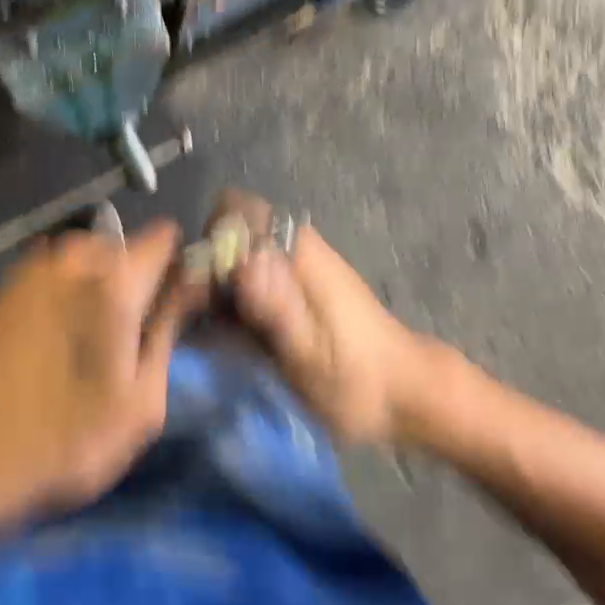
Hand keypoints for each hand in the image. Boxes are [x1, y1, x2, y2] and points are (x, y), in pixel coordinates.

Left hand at [0, 220, 198, 521]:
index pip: (165, 238)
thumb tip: (190, 286)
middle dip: (138, 279)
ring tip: (94, 341)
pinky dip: (70, 291)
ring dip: (101, 285)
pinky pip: (60, 272)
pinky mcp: (10, 283)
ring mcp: (36, 266)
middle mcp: (75, 258)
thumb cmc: (67, 440)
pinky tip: (60, 338)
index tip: (178, 300)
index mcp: (115, 281)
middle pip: (127, 247)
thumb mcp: (142, 403)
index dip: (177, 265)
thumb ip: (169, 331)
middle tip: (133, 333)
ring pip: (91, 259)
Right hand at [221, 190, 431, 444]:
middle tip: (201, 322)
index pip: (234, 208)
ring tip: (214, 337)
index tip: (199, 286)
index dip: (207, 240)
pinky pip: (251, 282)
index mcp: (297, 252)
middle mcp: (294, 249)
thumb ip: (275, 307)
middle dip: (206, 271)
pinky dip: (235, 306)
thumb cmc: (357, 380)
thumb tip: (241, 261)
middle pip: (229, 236)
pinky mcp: (298, 291)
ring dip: (217, 292)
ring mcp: (297, 269)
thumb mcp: (310, 353)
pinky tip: (234, 342)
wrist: (405, 396)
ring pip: (237, 260)